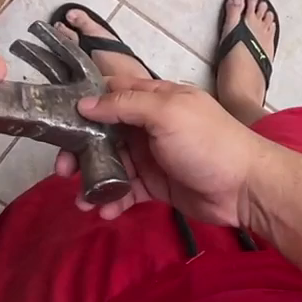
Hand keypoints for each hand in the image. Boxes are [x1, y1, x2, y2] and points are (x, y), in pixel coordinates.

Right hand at [68, 75, 281, 226]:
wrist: (244, 188)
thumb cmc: (207, 142)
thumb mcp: (167, 113)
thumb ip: (126, 104)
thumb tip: (85, 102)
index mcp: (156, 98)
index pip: (113, 91)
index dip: (85, 101)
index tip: (56, 118)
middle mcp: (151, 123)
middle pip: (105, 131)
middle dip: (80, 149)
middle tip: (62, 169)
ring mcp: (153, 155)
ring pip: (112, 163)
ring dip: (93, 179)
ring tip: (83, 199)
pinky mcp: (157, 184)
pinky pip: (126, 189)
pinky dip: (113, 199)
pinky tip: (106, 210)